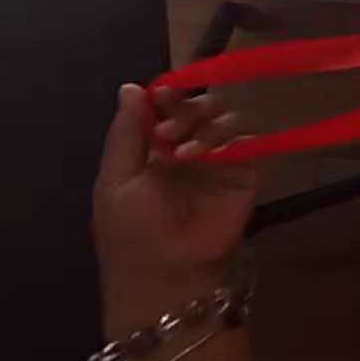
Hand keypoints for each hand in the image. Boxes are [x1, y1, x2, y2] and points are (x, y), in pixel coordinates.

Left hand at [93, 84, 255, 331]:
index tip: (162, 93)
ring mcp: (219, 157)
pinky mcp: (244, 167)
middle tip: (169, 128)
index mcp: (155, 149)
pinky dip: (224, 137)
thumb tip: (130, 86)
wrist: (165, 273)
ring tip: (182, 152)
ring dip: (202, 124)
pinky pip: (244, 136)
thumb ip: (126, 132)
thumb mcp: (115, 181)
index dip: (166, 95)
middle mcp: (189, 146)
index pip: (167, 107)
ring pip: (223, 116)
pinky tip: (202, 156)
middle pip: (199, 105)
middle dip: (186, 108)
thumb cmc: (130, 231)